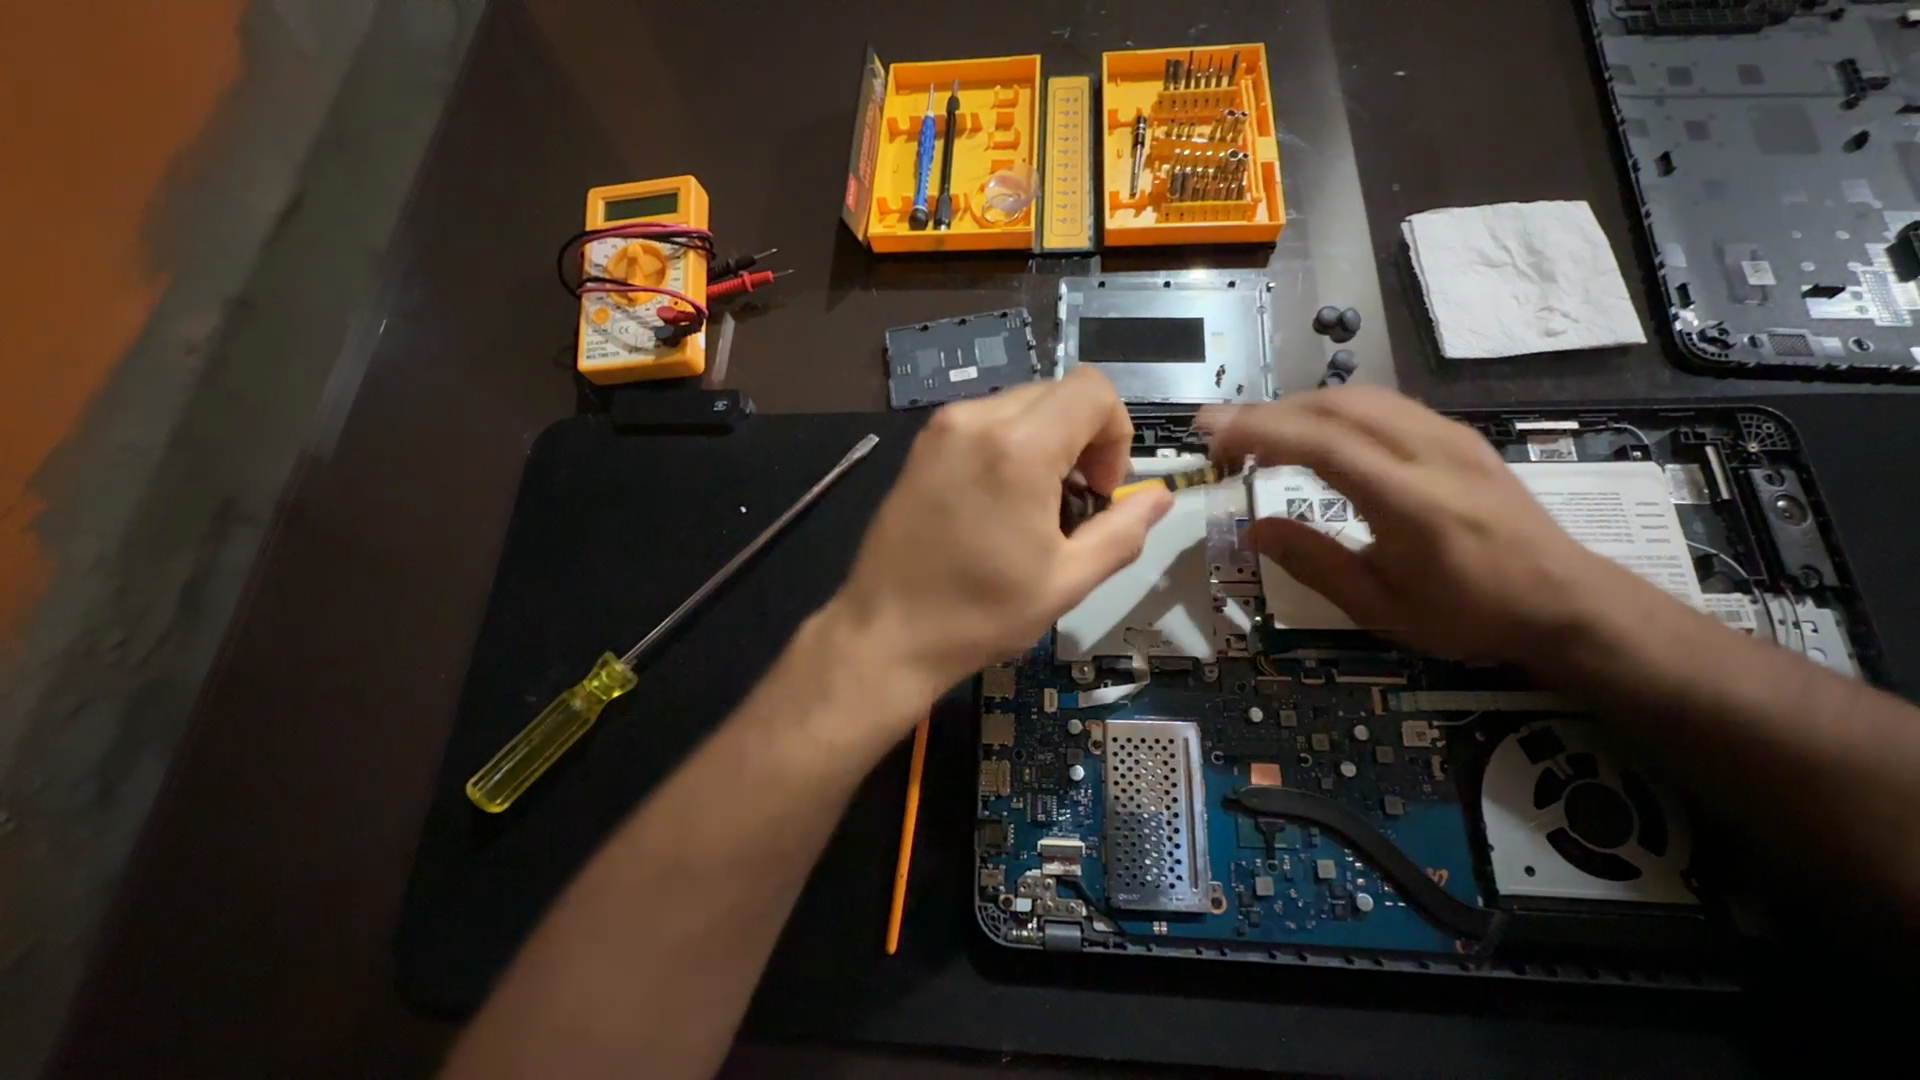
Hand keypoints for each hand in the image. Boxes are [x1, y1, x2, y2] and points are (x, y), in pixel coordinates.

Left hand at [831, 369, 1172, 709]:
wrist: (885, 634)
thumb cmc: (980, 614)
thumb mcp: (1067, 580)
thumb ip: (1123, 530)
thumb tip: (1160, 496)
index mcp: (1018, 447)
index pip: (1093, 390)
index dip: (1116, 435)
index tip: (1100, 492)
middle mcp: (976, 419)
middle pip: (1059, 393)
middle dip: (1085, 438)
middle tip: (1074, 503)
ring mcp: (942, 428)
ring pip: (1022, 405)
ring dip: (1048, 442)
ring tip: (1036, 506)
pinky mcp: (922, 445)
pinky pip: (986, 422)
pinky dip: (1011, 445)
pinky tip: (1000, 502)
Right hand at [1200, 385, 1649, 663]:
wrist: (1565, 600)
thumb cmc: (1469, 613)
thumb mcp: (1380, 605)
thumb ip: (1312, 562)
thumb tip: (1252, 527)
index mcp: (1409, 499)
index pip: (1321, 442)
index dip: (1258, 430)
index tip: (1211, 435)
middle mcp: (1430, 451)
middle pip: (1335, 405)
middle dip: (1267, 412)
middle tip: (1219, 433)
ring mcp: (1448, 436)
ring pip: (1358, 396)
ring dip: (1298, 407)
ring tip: (1257, 434)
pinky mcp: (1456, 435)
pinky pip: (1383, 404)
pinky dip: (1332, 409)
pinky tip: (1313, 433)